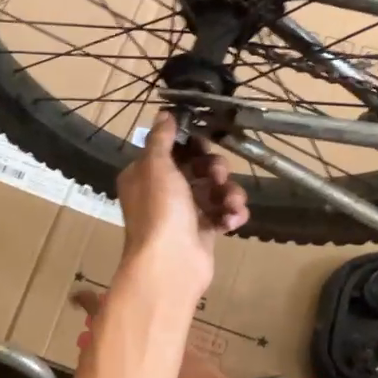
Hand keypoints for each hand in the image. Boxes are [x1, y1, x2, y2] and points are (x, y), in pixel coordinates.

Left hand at [114, 112, 248, 298]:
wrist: (170, 264)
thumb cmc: (160, 211)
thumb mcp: (156, 167)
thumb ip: (160, 139)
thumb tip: (163, 113)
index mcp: (144, 176)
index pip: (170, 150)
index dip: (190, 144)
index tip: (206, 140)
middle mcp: (161, 192)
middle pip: (196, 168)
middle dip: (214, 169)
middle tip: (218, 175)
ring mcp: (182, 214)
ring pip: (214, 191)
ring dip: (229, 193)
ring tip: (230, 203)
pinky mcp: (202, 232)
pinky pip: (222, 214)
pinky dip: (231, 214)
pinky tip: (233, 220)